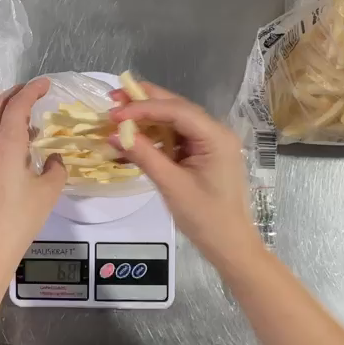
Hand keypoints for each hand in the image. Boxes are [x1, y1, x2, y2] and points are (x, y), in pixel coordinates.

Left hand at [0, 78, 66, 278]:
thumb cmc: (19, 222)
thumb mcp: (48, 193)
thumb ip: (55, 169)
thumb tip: (52, 158)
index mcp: (6, 145)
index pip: (18, 105)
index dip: (32, 90)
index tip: (45, 83)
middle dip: (13, 93)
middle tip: (31, 91)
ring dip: (2, 111)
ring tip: (23, 119)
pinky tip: (9, 145)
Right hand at [108, 82, 261, 264]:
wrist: (230, 245)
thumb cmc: (206, 217)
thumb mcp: (171, 185)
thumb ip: (144, 155)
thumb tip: (114, 134)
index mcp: (216, 136)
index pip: (176, 110)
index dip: (143, 108)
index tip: (114, 113)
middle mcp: (215, 132)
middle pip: (177, 108)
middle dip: (144, 102)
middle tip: (113, 99)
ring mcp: (210, 143)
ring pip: (174, 121)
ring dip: (146, 119)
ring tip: (118, 117)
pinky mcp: (202, 155)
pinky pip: (176, 138)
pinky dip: (154, 136)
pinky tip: (134, 138)